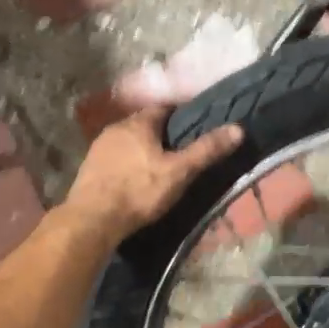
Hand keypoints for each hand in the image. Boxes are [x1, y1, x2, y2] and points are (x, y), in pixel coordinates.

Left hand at [62, 107, 243, 243]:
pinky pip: (115, 158)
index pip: (163, 108)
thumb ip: (206, 150)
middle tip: (180, 150)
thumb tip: (238, 129)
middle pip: (144, 124)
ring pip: (128, 141)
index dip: (180, 115)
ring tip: (159, 166)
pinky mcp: (89, 167)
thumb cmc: (140, 191)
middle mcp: (116, 128)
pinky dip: (127, 163)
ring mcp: (99, 147)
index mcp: (139, 123)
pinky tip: (135, 179)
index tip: (194, 127)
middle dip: (161, 134)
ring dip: (142, 149)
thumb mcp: (179, 172)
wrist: (93, 218)